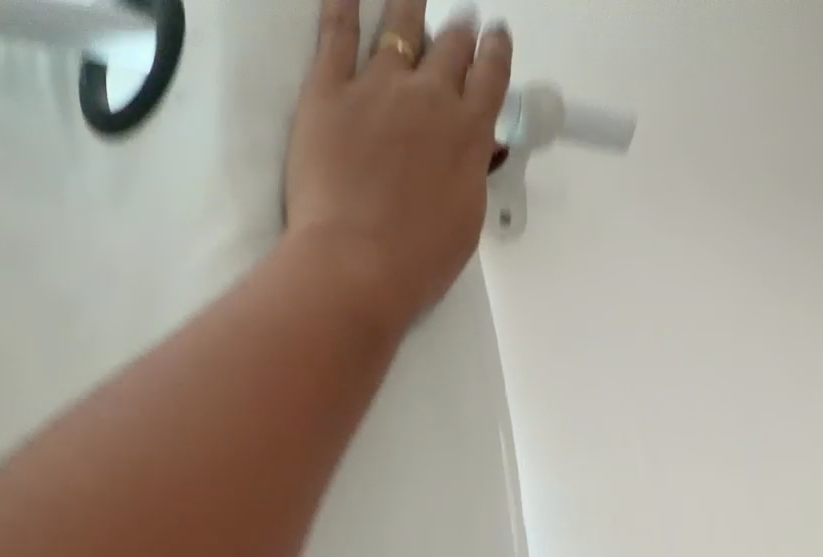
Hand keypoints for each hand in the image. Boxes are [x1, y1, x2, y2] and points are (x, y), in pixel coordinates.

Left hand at [284, 0, 512, 337]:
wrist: (358, 265)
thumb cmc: (418, 260)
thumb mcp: (465, 220)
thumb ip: (470, 174)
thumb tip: (473, 152)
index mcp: (469, 132)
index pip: (491, 76)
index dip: (495, 51)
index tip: (495, 37)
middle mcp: (430, 97)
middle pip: (451, 47)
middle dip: (458, 33)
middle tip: (458, 26)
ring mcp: (377, 88)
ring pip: (400, 27)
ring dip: (410, 8)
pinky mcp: (328, 93)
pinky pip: (336, 35)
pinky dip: (343, 8)